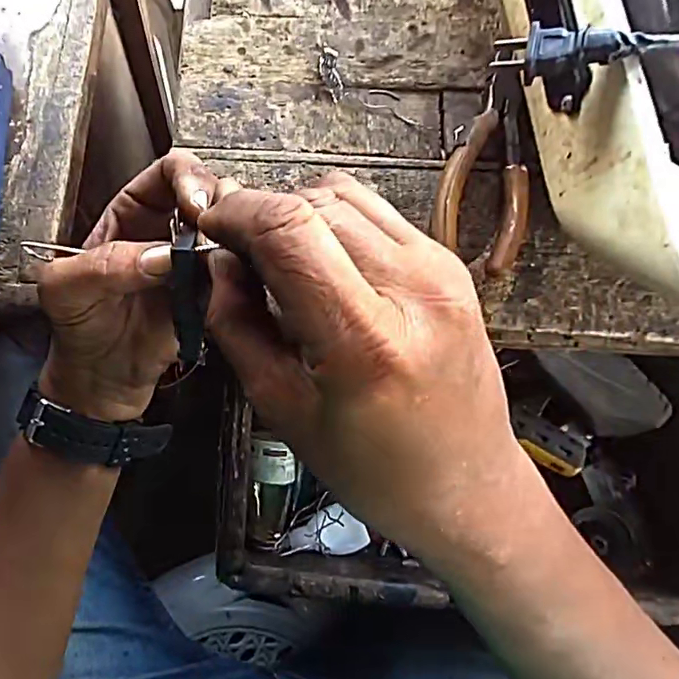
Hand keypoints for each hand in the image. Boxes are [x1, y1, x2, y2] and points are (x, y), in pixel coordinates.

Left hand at [35, 150, 220, 422]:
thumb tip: (159, 256)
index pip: (169, 171)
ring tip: (220, 261)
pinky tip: (230, 283)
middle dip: (220, 205)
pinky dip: (241, 272)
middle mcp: (170, 230)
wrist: (101, 381)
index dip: (188, 178)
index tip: (195, 204)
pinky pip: (238, 270)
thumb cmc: (78, 329)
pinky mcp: (213, 291)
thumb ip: (104, 265)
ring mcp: (195, 260)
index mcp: (132, 213)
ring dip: (235, 237)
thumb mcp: (66, 290)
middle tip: (215, 233)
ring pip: (231, 228)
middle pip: (211, 193)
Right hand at [198, 172, 541, 566]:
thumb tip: (217, 264)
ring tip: (281, 259)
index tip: (210, 226)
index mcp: (366, 339)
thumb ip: (238, 326)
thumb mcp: (284, 408)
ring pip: (345, 194)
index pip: (288, 228)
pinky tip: (323, 261)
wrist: (467, 484)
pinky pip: (377, 212)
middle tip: (238, 251)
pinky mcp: (448, 265)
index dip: (236, 212)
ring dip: (298, 212)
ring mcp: (438, 270)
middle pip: (314, 202)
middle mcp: (413, 289)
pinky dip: (335, 221)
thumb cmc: (379, 468)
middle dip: (262, 214)